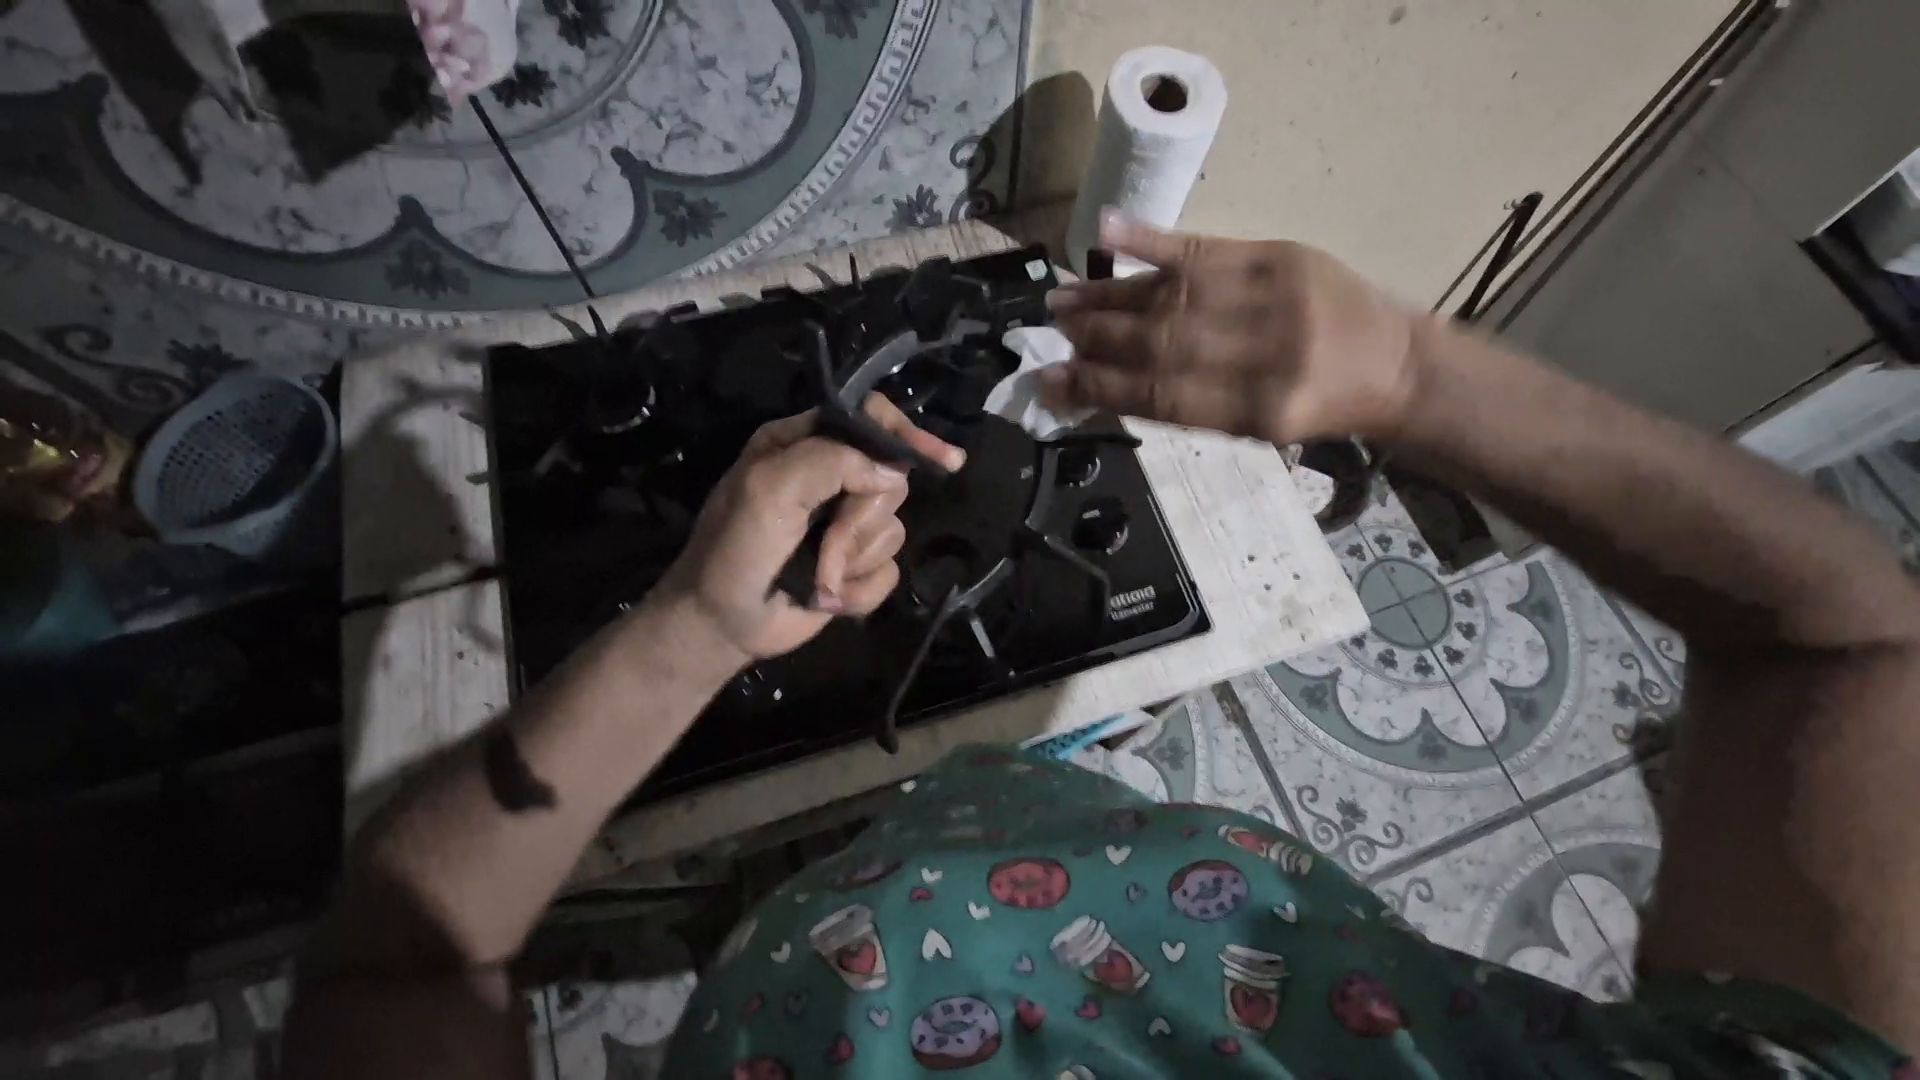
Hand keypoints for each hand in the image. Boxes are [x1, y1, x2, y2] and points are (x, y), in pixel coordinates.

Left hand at [653, 395, 964, 662]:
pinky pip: (890, 571)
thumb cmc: (735, 550)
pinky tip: (827, 598)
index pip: (871, 419)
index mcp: (805, 445)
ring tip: (816, 578)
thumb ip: (831, 462)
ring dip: (853, 561)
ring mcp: (847, 524)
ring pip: (893, 529)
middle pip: (891, 480)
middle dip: (860, 521)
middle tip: (828, 545)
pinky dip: (858, 590)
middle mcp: (831, 478)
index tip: (942, 460)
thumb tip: (891, 473)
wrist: (724, 625)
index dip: (907, 435)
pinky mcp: (857, 567)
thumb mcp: (771, 490)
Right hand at [1040, 211, 1422, 443]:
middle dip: (1093, 340)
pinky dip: (1149, 238)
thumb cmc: (1314, 407)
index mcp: (1256, 409)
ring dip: (1106, 296)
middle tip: (1048, 334)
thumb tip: (1103, 387)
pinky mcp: (1277, 254)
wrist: (1392, 362)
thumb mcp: (1254, 428)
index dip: (1096, 388)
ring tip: (1060, 300)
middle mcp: (1262, 352)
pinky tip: (1104, 230)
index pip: (1156, 396)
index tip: (1049, 382)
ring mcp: (1270, 296)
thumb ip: (1184, 407)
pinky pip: (1203, 244)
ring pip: (1169, 295)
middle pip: (1156, 342)